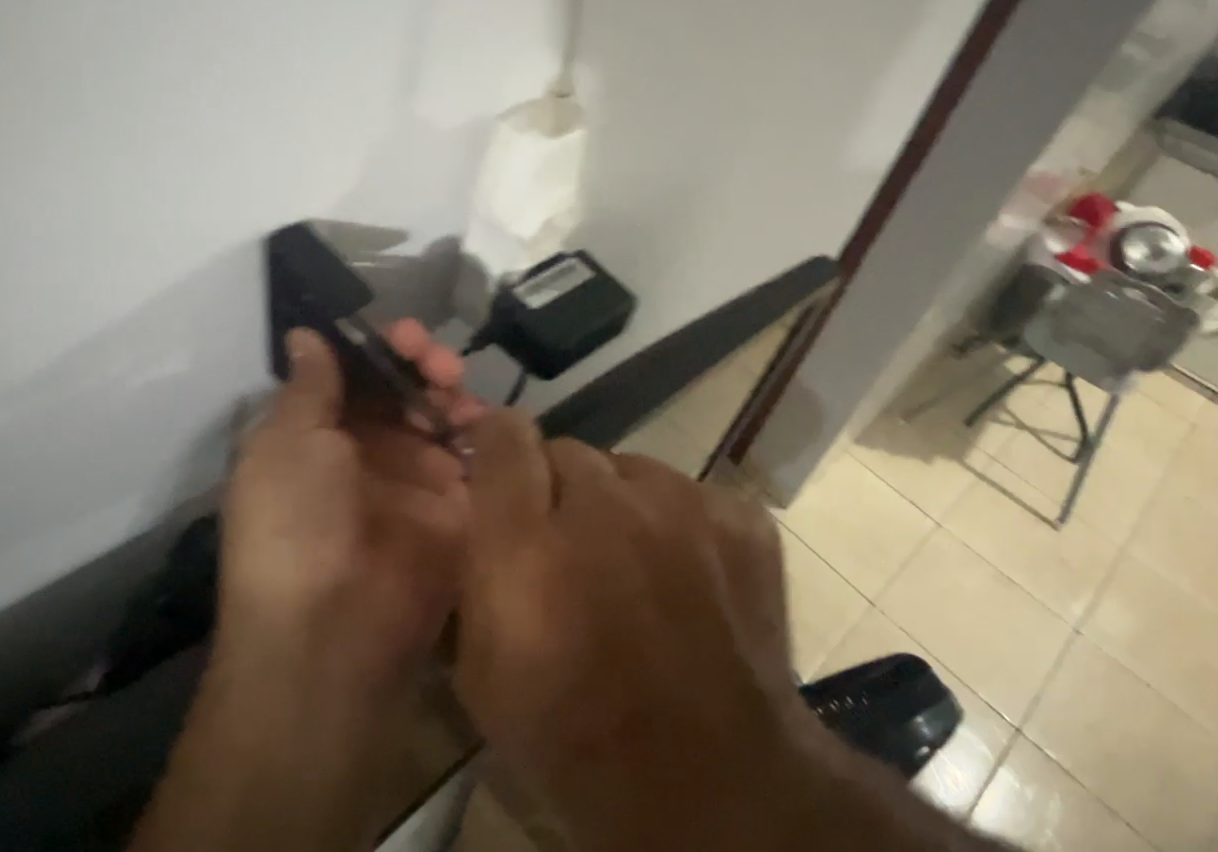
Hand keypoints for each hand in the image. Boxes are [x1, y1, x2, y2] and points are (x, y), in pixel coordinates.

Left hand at [131, 322, 482, 851]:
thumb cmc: (294, 524)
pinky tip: (486, 421)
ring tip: (458, 392)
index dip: (378, 348)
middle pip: (405, 392)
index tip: (401, 334)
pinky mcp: (460, 512)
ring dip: (454, 393)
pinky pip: (478, 460)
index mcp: (317, 438)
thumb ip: (310, 387)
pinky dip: (486, 433)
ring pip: (444, 418)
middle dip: (423, 364)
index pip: (356, 376)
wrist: (335, 631)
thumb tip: (306, 334)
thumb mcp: (285, 445)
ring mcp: (417, 484)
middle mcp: (368, 456)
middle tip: (438, 362)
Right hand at [452, 413, 799, 821]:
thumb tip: (478, 512)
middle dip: (560, 492)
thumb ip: (475, 569)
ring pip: (633, 471)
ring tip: (636, 570)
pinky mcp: (741, 517)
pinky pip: (693, 495)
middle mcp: (605, 503)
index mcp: (528, 540)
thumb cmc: (573, 736)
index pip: (504, 435)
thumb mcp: (480, 668)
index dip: (498, 447)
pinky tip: (689, 583)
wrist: (711, 782)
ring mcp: (683, 503)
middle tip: (571, 549)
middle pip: (570, 453)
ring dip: (622, 507)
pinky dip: (683, 527)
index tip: (499, 472)